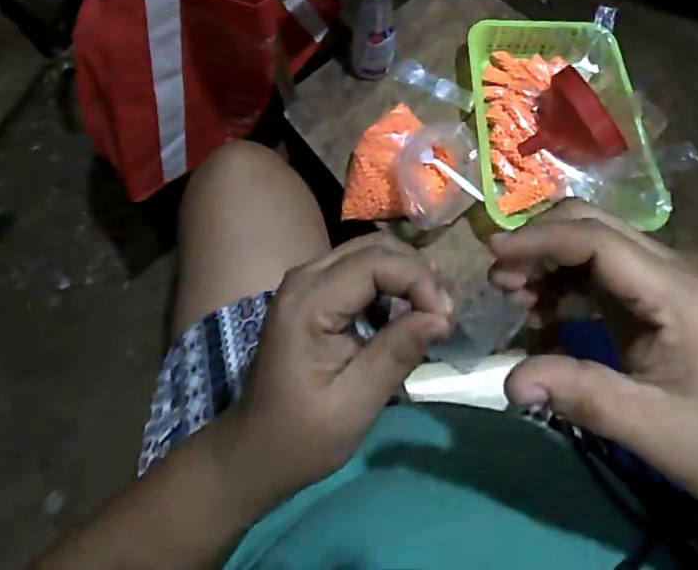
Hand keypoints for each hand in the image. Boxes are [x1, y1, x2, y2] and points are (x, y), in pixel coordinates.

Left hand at [221, 233, 453, 500]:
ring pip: (372, 250)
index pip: (377, 261)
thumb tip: (443, 318)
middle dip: (416, 274)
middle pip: (377, 247)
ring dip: (406, 275)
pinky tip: (402, 314)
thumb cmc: (302, 436)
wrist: (254, 450)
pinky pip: (361, 266)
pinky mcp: (314, 288)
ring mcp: (307, 279)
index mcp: (309, 301)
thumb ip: (397, 353)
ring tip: (428, 314)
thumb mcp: (355, 404)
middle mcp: (305, 276)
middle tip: (440, 315)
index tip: (443, 320)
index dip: (418, 281)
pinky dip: (390, 281)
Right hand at [487, 202, 697, 526]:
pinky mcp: (659, 283)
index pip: (599, 239)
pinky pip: (602, 263)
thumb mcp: (651, 428)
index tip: (494, 254)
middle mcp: (675, 262)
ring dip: (549, 258)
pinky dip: (566, 276)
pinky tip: (544, 304)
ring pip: (594, 237)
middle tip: (500, 282)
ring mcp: (670, 268)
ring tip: (515, 295)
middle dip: (540, 244)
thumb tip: (511, 382)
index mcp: (679, 289)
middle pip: (594, 224)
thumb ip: (582, 396)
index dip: (542, 240)